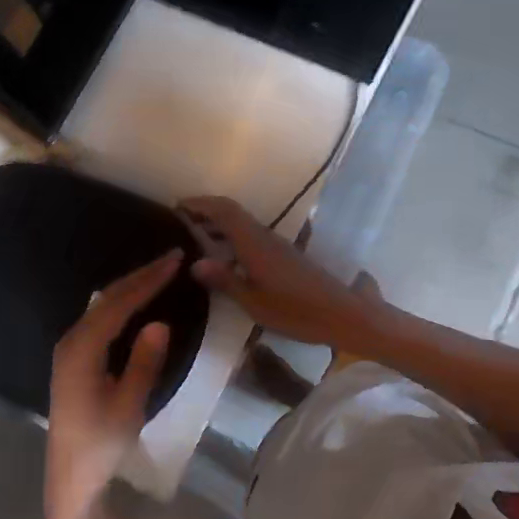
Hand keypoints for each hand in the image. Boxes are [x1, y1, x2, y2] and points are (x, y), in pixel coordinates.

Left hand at [44, 249, 177, 518]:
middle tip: (172, 256)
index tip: (174, 261)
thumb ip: (144, 364)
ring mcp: (70, 348)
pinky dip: (123, 301)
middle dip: (141, 275)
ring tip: (161, 270)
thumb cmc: (101, 446)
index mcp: (81, 351)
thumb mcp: (128, 407)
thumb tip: (160, 322)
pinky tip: (138, 297)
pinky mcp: (76, 357)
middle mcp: (71, 342)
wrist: (71, 478)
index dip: (147, 281)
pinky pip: (101, 317)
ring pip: (103, 305)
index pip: (117, 304)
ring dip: (132, 285)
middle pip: (107, 298)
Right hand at [179, 196, 370, 348]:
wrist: (341, 314)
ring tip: (195, 240)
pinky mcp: (285, 256)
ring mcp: (277, 245)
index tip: (176, 206)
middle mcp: (265, 237)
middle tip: (180, 223)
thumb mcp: (254, 303)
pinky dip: (233, 239)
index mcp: (254, 243)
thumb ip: (225, 281)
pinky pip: (252, 237)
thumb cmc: (296, 311)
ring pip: (243, 225)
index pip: (224, 211)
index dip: (200, 204)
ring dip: (219, 226)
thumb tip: (194, 262)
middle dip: (206, 212)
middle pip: (233, 213)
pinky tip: (225, 259)